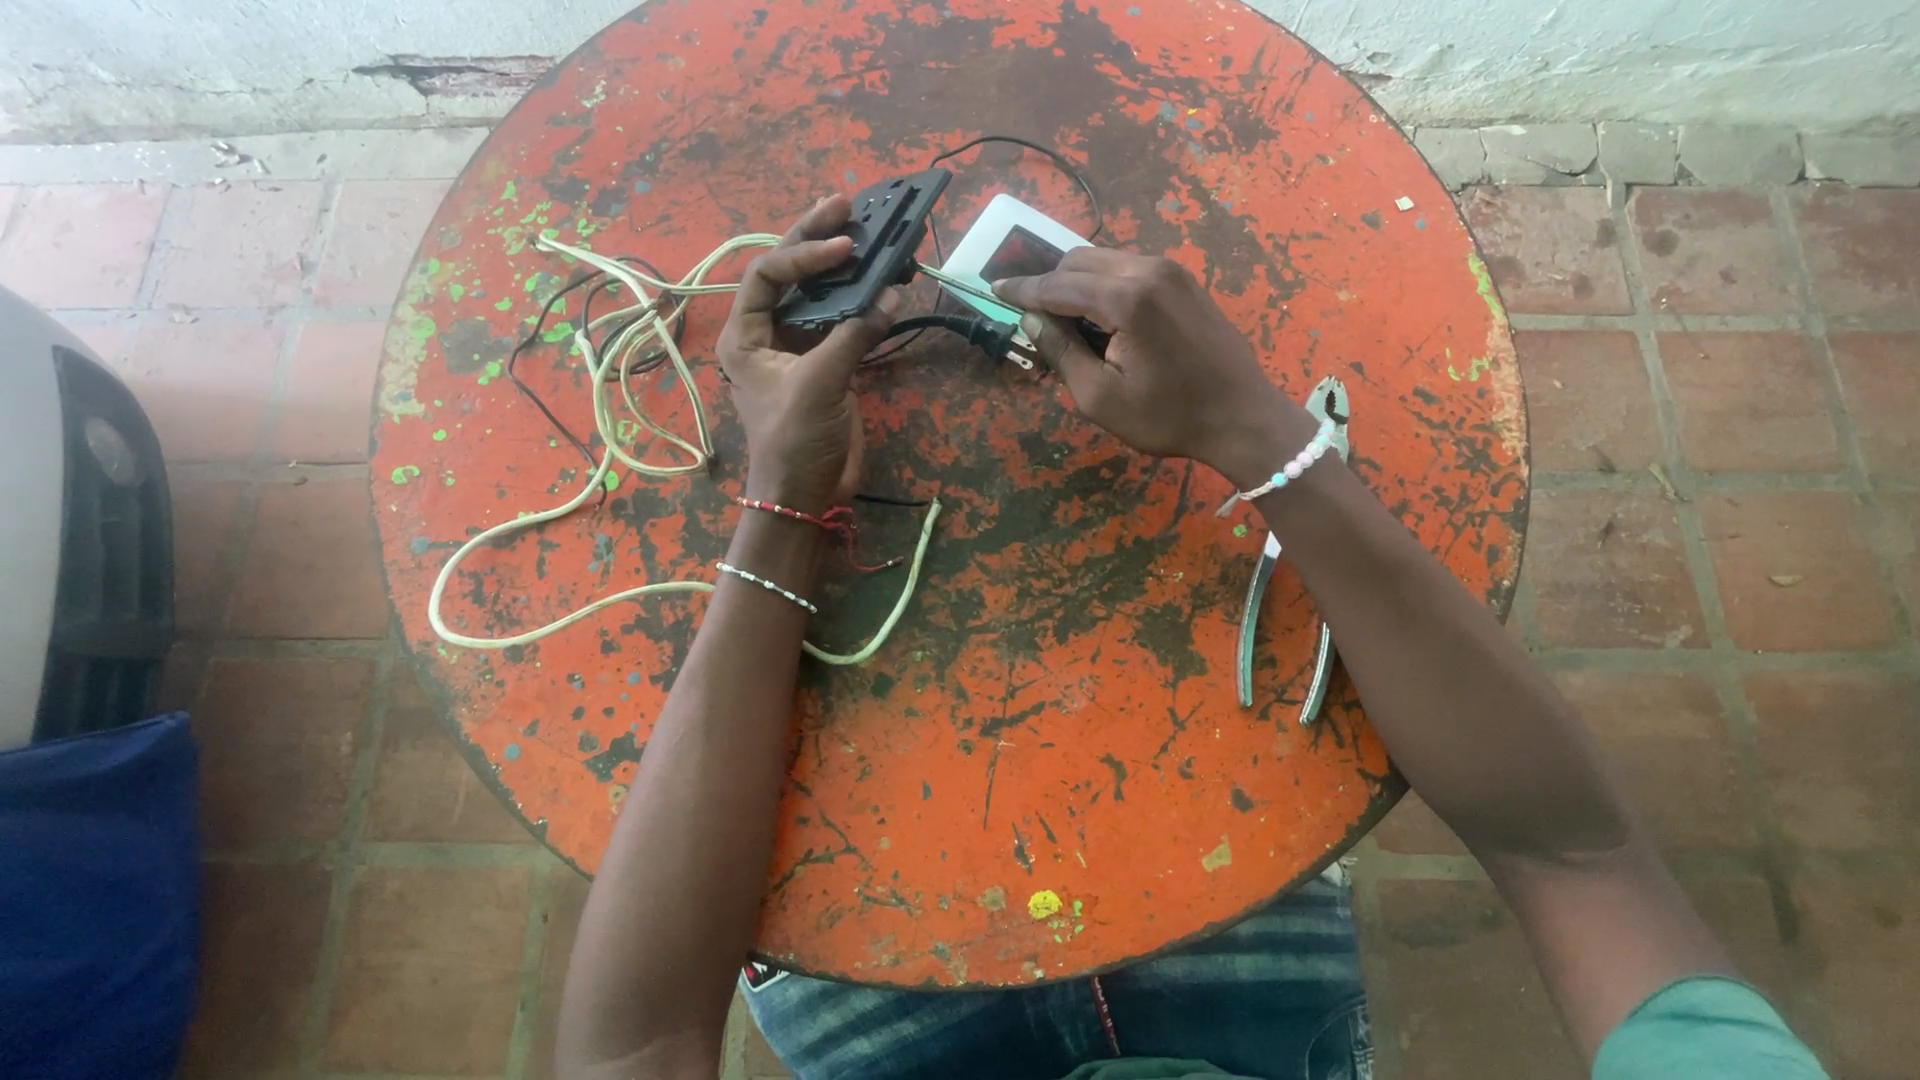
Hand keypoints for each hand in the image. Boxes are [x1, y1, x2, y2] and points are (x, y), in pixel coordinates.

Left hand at [718, 195, 900, 513]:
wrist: (807, 493)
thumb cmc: (795, 440)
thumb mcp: (819, 385)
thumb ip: (853, 336)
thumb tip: (891, 294)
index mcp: (745, 334)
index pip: (768, 273)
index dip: (803, 253)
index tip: (844, 248)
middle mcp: (768, 333)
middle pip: (790, 273)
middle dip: (816, 239)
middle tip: (847, 205)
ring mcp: (799, 346)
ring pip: (819, 293)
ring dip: (844, 267)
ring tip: (870, 234)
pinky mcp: (827, 362)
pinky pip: (844, 320)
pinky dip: (863, 301)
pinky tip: (885, 282)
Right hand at [992, 249, 1317, 489]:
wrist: (1242, 417)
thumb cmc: (1168, 417)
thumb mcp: (1100, 398)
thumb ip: (1061, 353)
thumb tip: (1032, 320)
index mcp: (1127, 298)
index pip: (1057, 284)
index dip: (1022, 290)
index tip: (994, 290)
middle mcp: (1149, 269)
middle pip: (1079, 260)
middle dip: (1050, 286)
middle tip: (1036, 324)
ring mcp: (1172, 270)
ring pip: (1104, 260)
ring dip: (1078, 286)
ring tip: (1070, 328)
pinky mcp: (1184, 279)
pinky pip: (1129, 269)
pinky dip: (1105, 286)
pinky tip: (1104, 321)